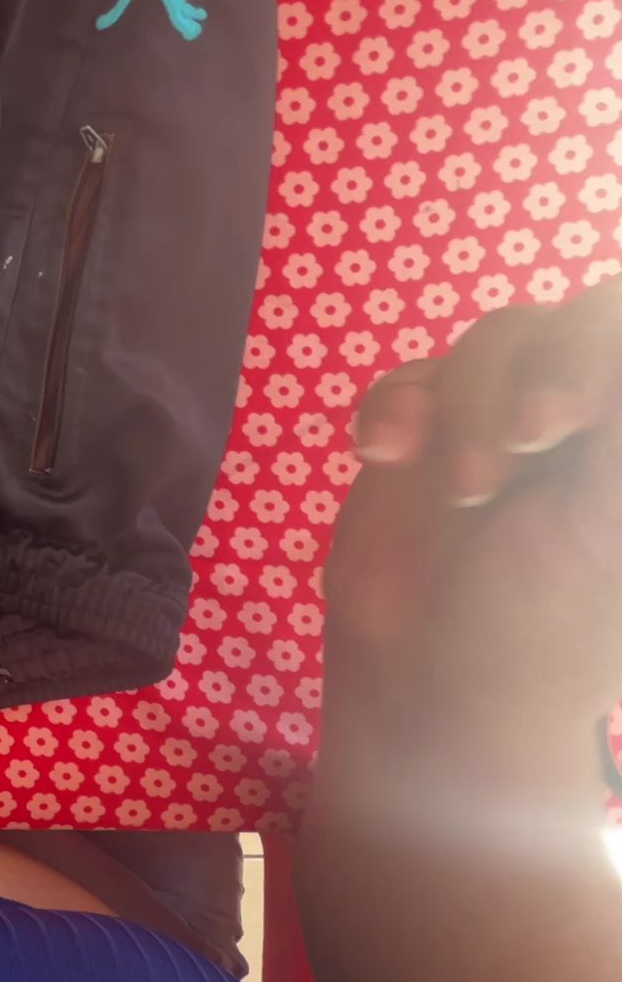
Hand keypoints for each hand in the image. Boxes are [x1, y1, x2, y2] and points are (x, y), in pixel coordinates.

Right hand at [332, 277, 621, 732]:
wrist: (426, 663)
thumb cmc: (553, 615)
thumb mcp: (607, 515)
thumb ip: (614, 419)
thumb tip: (607, 324)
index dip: (596, 348)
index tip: (561, 424)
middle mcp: (598, 413)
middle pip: (572, 318)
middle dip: (520, 382)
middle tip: (510, 455)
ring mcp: (509, 416)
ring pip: (489, 339)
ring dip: (453, 407)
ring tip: (451, 485)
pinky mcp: (426, 429)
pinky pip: (403, 377)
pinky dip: (385, 410)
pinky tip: (382, 455)